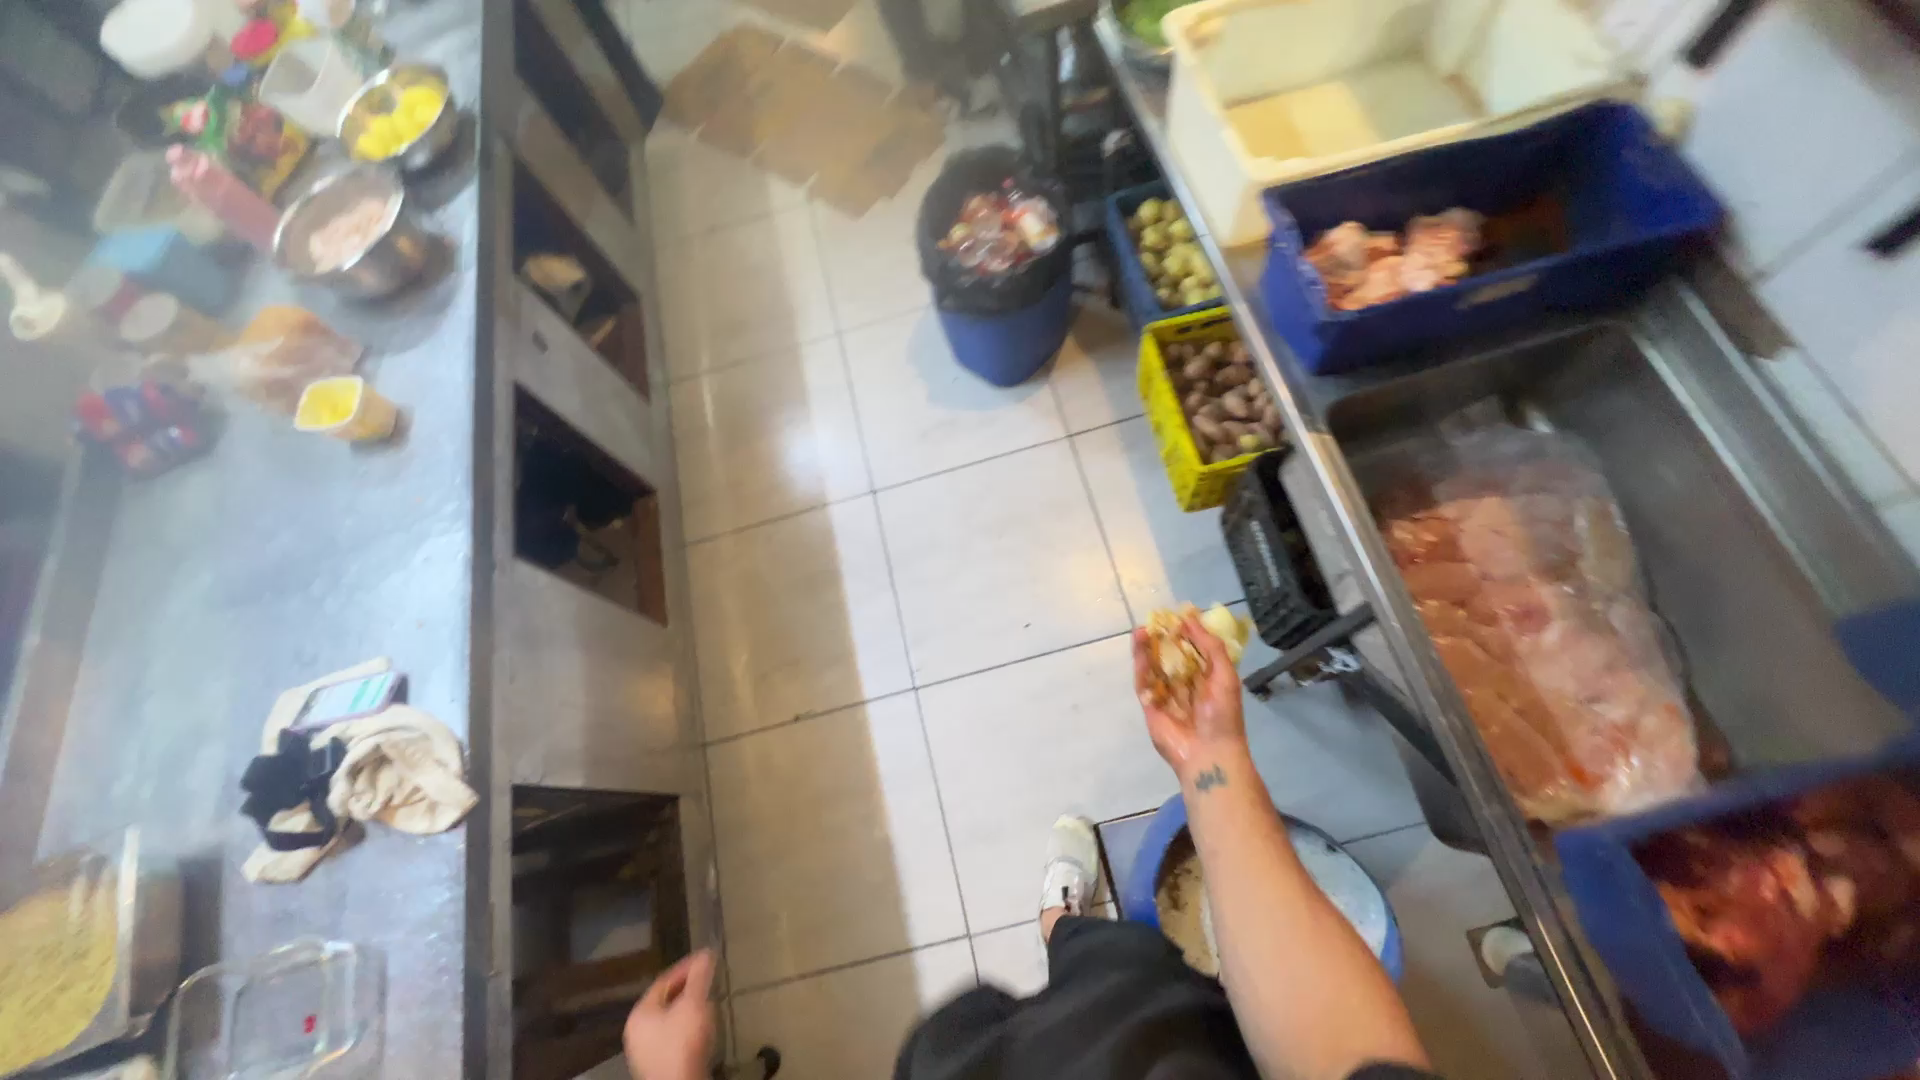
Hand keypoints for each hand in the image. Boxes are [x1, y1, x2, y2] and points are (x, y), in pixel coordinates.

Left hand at [624, 949, 716, 1079]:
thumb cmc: (683, 1042)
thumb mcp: (694, 1003)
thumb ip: (699, 977)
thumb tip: (706, 954)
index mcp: (640, 1013)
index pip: (664, 980)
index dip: (686, 967)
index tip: (706, 959)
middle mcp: (637, 1032)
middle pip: (665, 1000)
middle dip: (688, 988)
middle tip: (708, 979)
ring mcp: (645, 1052)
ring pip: (670, 1020)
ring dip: (689, 1008)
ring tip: (709, 1001)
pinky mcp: (658, 1066)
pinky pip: (673, 1037)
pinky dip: (688, 1027)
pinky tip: (702, 1028)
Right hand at [1133, 614, 1246, 783]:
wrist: (1209, 753)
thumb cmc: (1223, 715)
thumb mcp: (1225, 674)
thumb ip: (1210, 647)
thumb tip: (1190, 619)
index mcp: (1207, 679)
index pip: (1194, 651)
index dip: (1186, 634)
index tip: (1177, 616)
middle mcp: (1185, 685)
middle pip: (1170, 657)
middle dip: (1163, 639)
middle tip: (1155, 620)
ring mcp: (1166, 695)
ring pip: (1153, 667)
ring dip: (1147, 648)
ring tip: (1142, 629)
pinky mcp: (1150, 705)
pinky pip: (1143, 682)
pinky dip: (1140, 665)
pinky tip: (1139, 647)